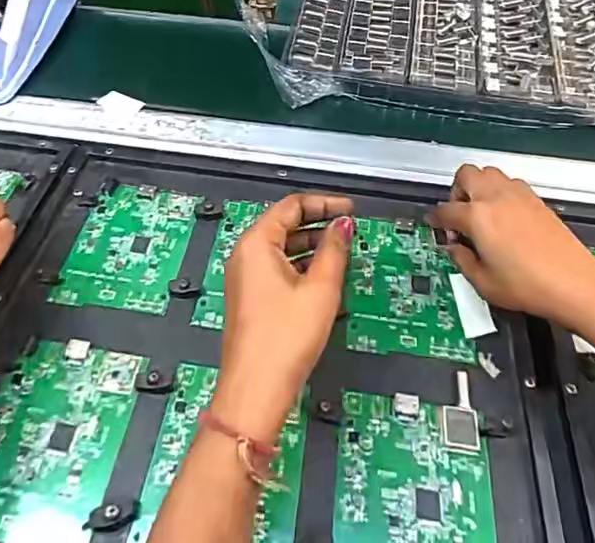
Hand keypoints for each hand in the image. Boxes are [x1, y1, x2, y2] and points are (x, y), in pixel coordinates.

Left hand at [212, 193, 353, 438]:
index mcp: (256, 243)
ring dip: (312, 245)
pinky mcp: (251, 297)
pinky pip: (278, 267)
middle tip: (348, 228)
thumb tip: (343, 225)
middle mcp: (245, 255)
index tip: (349, 209)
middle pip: (285, 224)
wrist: (256, 392)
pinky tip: (324, 276)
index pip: (292, 206)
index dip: (324, 203)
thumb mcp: (320, 288)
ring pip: (283, 247)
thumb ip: (334, 249)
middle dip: (319, 223)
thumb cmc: (285, 338)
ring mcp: (246, 277)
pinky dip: (301, 265)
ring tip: (342, 251)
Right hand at [428, 165, 594, 328]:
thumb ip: (462, 261)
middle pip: (465, 174)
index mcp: (478, 217)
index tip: (436, 224)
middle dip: (456, 191)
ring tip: (480, 210)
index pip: (445, 210)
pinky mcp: (536, 199)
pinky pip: (510, 182)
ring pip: (488, 172)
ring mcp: (517, 195)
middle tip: (458, 213)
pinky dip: (500, 191)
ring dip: (478, 186)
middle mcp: (496, 198)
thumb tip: (456, 250)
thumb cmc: (534, 285)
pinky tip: (503, 214)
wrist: (575, 284)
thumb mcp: (485, 283)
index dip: (436, 219)